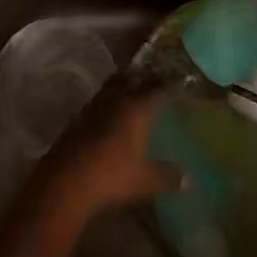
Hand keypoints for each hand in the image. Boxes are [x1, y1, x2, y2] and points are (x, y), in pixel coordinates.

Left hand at [30, 83, 180, 215]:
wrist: (68, 178)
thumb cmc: (113, 174)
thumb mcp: (146, 179)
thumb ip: (168, 176)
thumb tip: (189, 179)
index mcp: (135, 107)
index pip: (156, 89)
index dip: (168, 85)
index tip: (179, 84)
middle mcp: (115, 99)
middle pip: (130, 79)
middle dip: (144, 77)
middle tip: (157, 79)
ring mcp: (94, 105)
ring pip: (112, 86)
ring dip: (124, 85)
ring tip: (136, 90)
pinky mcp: (79, 116)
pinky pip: (99, 100)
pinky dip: (109, 99)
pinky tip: (113, 111)